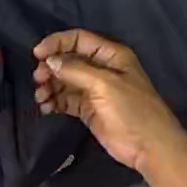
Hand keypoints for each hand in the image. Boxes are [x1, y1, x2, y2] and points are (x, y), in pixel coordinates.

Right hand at [32, 29, 186, 175]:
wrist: (149, 146)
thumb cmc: (132, 110)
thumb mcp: (105, 84)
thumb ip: (76, 70)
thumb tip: (50, 60)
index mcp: (111, 55)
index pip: (79, 39)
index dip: (57, 43)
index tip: (36, 54)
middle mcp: (102, 69)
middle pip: (69, 60)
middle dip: (51, 67)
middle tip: (38, 80)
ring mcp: (95, 90)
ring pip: (65, 81)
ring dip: (50, 86)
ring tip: (41, 98)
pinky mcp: (89, 109)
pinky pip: (67, 99)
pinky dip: (55, 101)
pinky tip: (47, 108)